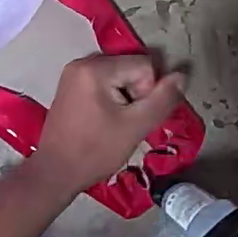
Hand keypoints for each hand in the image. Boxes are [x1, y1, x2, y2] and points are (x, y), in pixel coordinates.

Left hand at [29, 54, 186, 193]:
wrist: (56, 173)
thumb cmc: (96, 151)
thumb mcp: (136, 126)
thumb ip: (163, 99)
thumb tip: (181, 75)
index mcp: (96, 68)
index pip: (145, 65)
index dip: (148, 92)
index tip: (133, 117)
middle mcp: (82, 63)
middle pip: (132, 67)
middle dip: (137, 93)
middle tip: (125, 121)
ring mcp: (74, 73)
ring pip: (121, 75)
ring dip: (127, 97)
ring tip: (115, 122)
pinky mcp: (71, 85)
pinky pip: (105, 82)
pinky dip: (113, 97)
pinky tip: (105, 119)